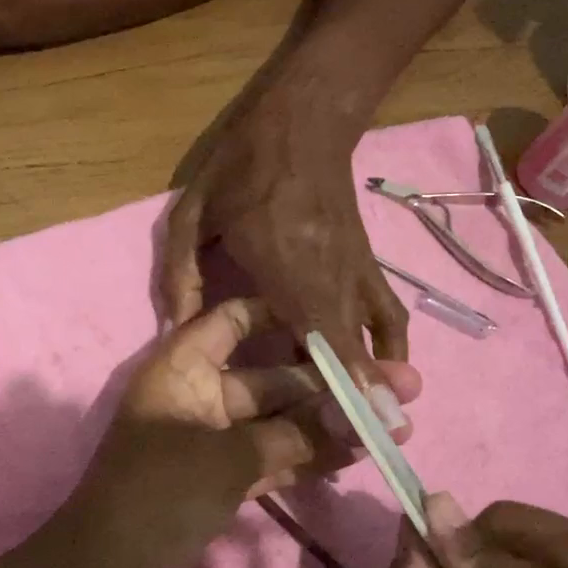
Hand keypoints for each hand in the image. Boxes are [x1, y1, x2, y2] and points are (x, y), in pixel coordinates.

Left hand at [58, 298, 421, 567]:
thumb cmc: (159, 493)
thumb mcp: (228, 458)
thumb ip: (296, 436)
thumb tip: (362, 418)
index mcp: (182, 366)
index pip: (234, 321)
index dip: (284, 314)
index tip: (342, 317)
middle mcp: (198, 394)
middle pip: (270, 378)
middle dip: (330, 385)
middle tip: (405, 387)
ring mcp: (209, 439)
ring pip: (277, 423)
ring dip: (329, 425)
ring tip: (398, 425)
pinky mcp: (220, 478)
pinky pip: (270, 458)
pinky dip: (306, 459)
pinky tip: (359, 456)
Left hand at [161, 59, 411, 435]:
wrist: (301, 122)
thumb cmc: (241, 168)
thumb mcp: (193, 215)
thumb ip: (181, 273)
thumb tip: (174, 328)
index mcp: (285, 271)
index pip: (320, 340)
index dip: (338, 387)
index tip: (351, 429)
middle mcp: (331, 280)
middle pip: (352, 351)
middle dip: (361, 401)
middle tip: (370, 445)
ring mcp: (357, 272)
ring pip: (374, 338)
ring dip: (379, 381)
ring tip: (384, 426)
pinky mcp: (369, 263)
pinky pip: (389, 312)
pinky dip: (393, 345)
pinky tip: (391, 375)